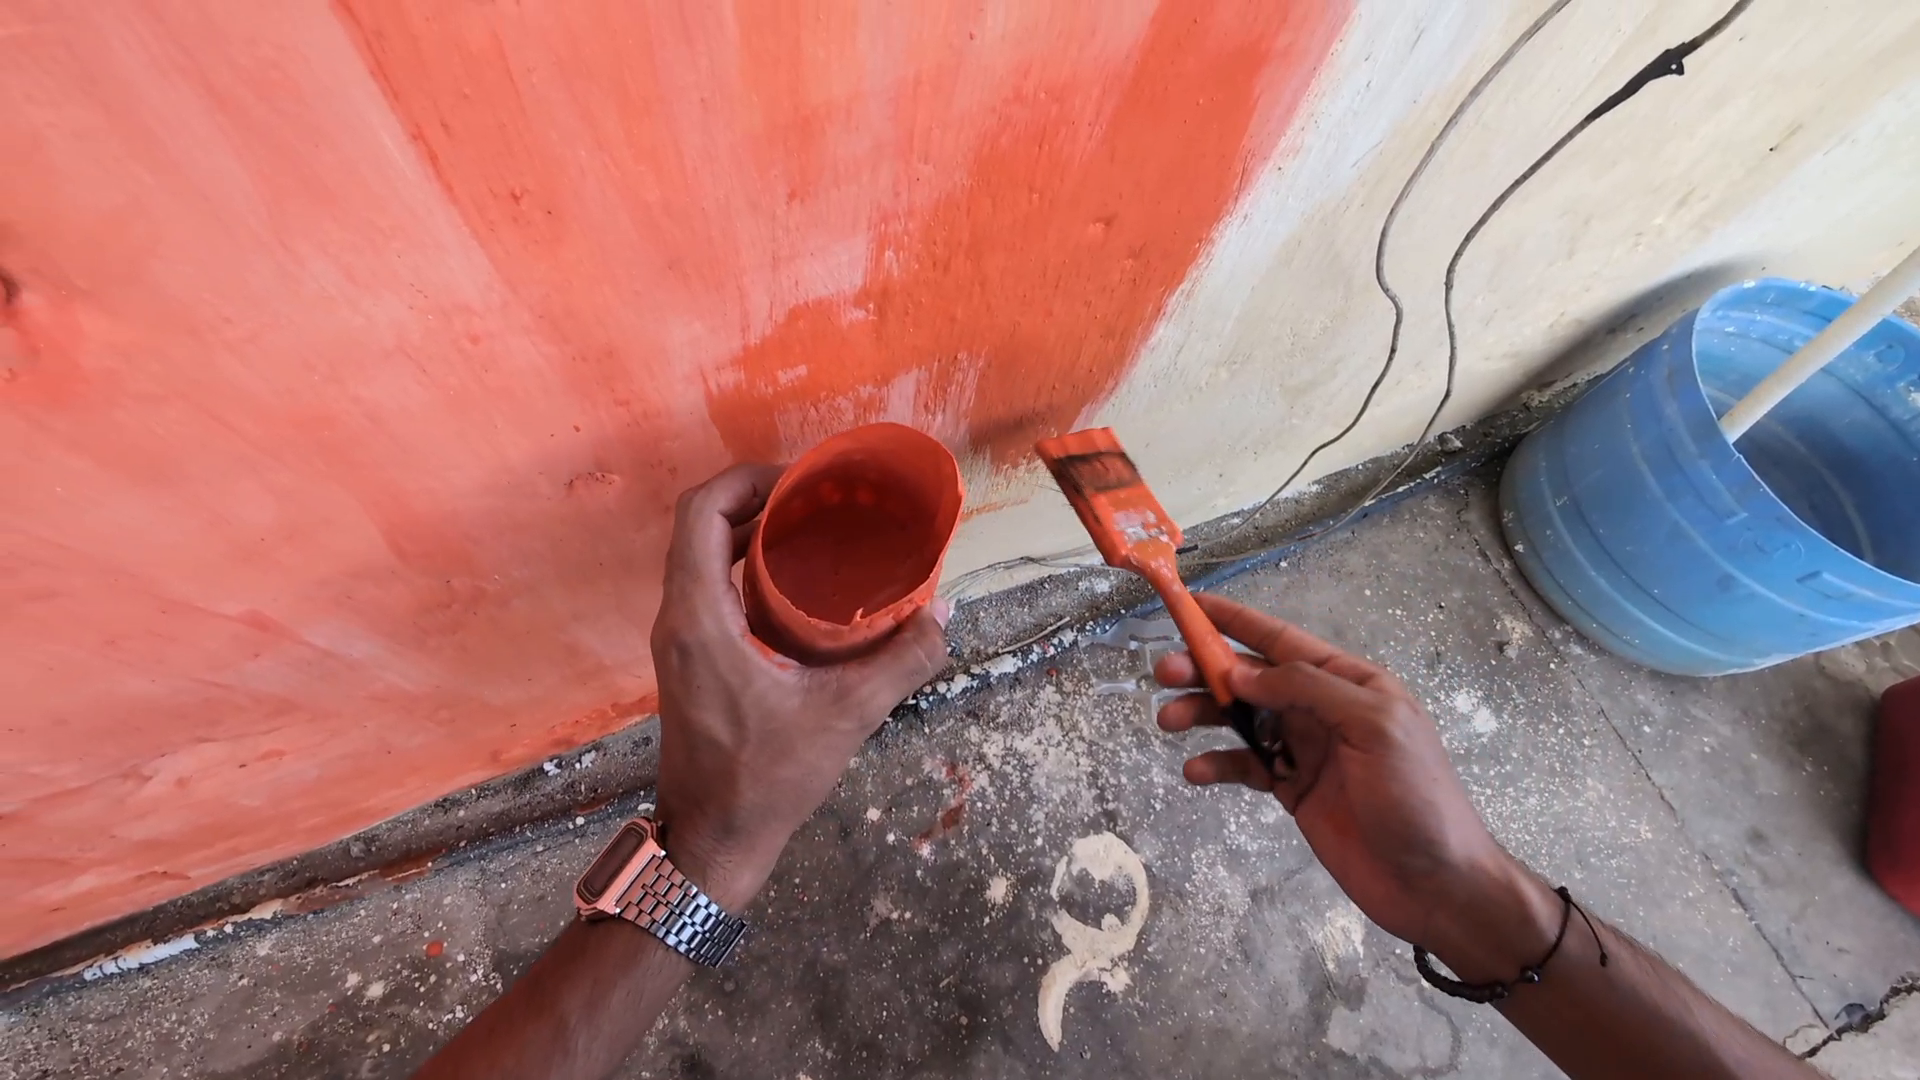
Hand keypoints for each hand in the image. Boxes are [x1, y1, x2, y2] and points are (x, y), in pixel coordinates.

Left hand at [649, 464, 951, 909]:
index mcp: (701, 619)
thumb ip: (902, 660)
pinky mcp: (690, 655)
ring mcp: (679, 638)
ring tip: (811, 527)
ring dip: (747, 528)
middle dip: (754, 497)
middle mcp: (679, 618)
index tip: (802, 481)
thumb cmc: (769, 778)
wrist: (713, 841)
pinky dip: (742, 562)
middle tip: (817, 499)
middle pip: (700, 525)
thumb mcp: (847, 715)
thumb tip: (946, 611)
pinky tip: (794, 578)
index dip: (746, 479)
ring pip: (700, 554)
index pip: (701, 513)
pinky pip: (707, 583)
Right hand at [1155, 594, 1556, 974]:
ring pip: (1237, 718)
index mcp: (1345, 681)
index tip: (1189, 604)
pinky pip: (1243, 765)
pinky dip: (1216, 764)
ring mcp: (1302, 748)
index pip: (1278, 639)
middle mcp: (1318, 708)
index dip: (1233, 619)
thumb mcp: (1373, 726)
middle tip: (1163, 672)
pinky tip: (1195, 771)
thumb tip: (1241, 672)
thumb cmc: (1415, 796)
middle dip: (1203, 669)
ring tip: (1169, 720)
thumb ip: (1307, 688)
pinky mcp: (1289, 788)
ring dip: (1201, 714)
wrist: (1436, 885)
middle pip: (1248, 678)